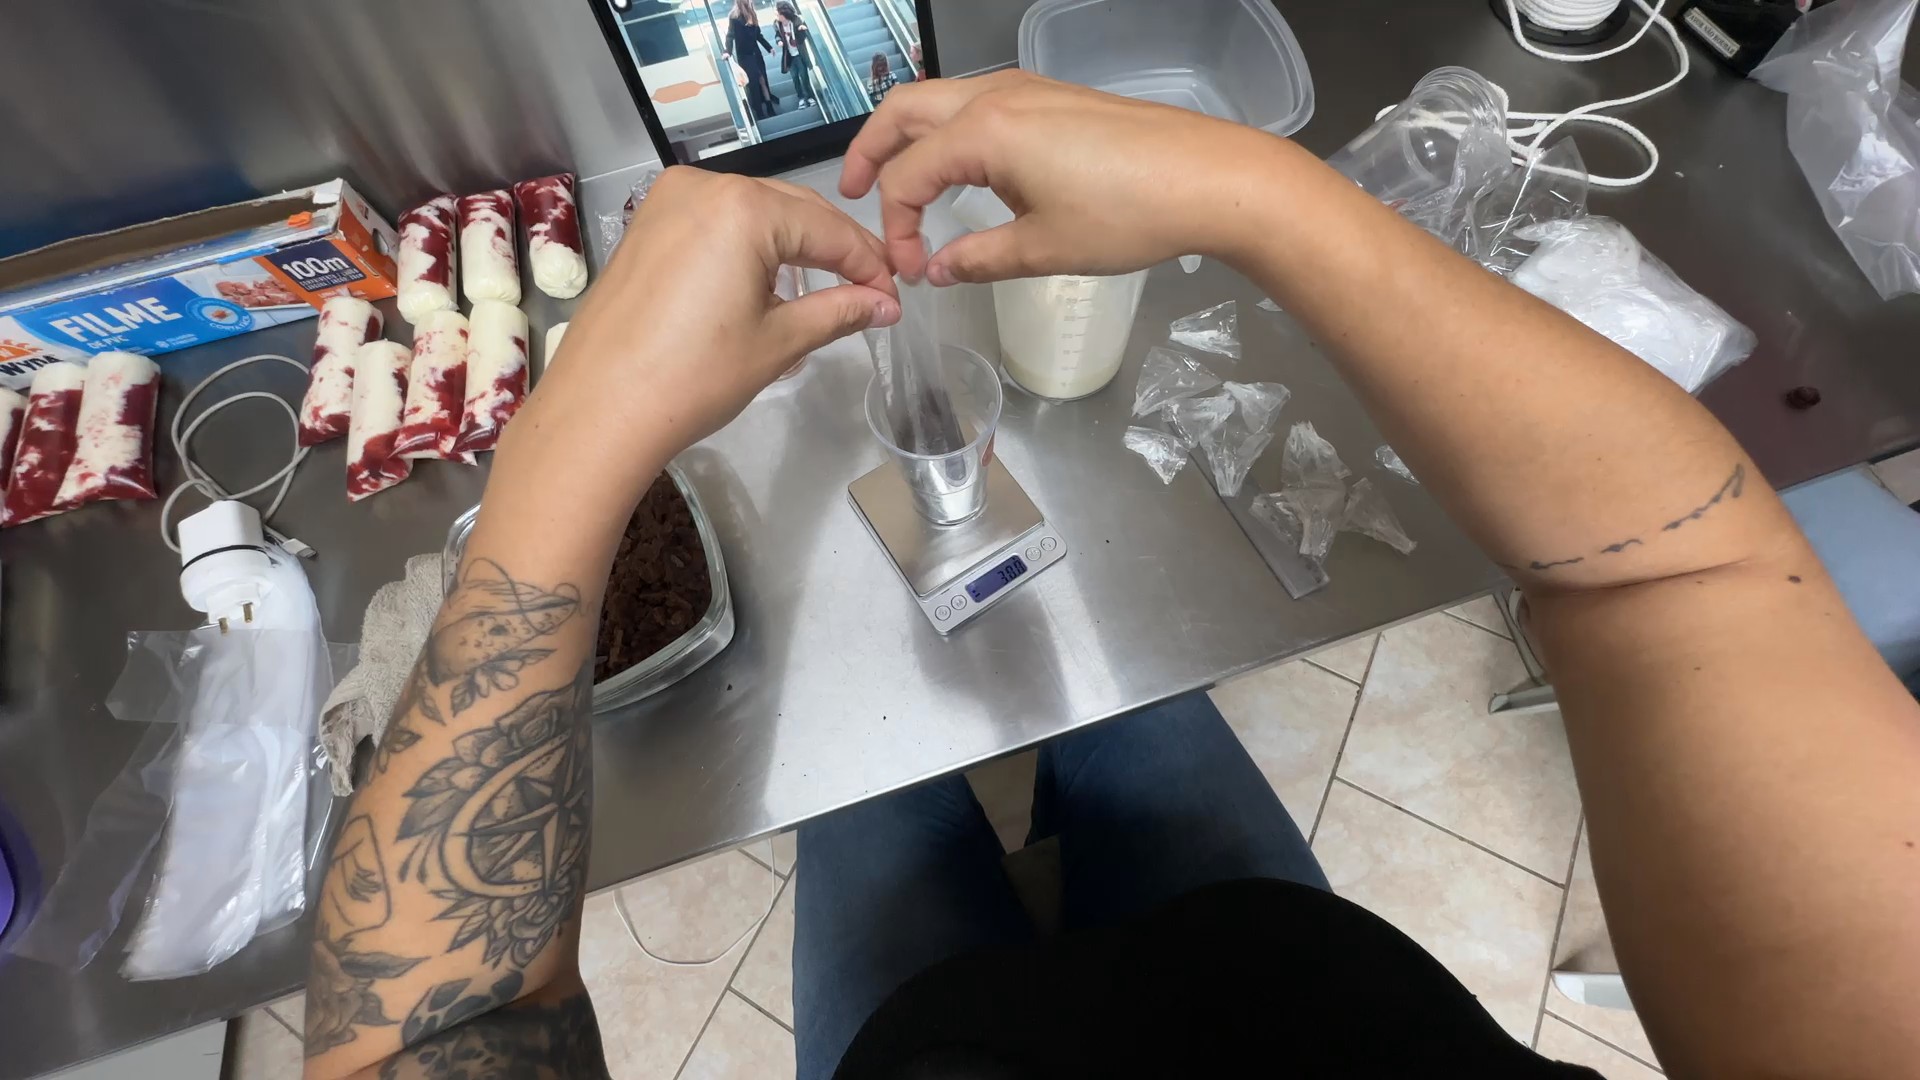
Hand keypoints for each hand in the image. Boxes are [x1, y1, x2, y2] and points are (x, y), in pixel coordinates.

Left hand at [493, 168, 897, 525]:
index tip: (895, 298)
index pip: (828, 228)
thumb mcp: (780, 342)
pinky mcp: (649, 225)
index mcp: (743, 208)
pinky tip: (774, 280)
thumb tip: (887, 305)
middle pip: (793, 210)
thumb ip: (839, 312)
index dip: (869, 264)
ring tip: (832, 287)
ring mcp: (669, 201)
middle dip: (837, 250)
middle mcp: (704, 186)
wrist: (603, 408)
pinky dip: (755, 247)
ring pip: (756, 213)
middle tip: (872, 291)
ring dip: (798, 247)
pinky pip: (720, 224)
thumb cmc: (698, 376)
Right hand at [840, 71, 1277, 283]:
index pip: (909, 177)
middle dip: (871, 151)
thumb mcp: (1043, 249)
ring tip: (895, 183)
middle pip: (906, 110)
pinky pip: (976, 107)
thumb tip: (936, 270)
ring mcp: (1026, 89)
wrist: (1207, 179)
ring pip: (940, 101)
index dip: (896, 228)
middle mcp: (996, 95)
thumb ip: (978, 259)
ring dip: (908, 138)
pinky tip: (957, 172)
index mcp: (985, 133)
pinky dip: (947, 135)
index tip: (909, 273)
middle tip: (851, 191)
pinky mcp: (1050, 99)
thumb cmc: (1124, 216)